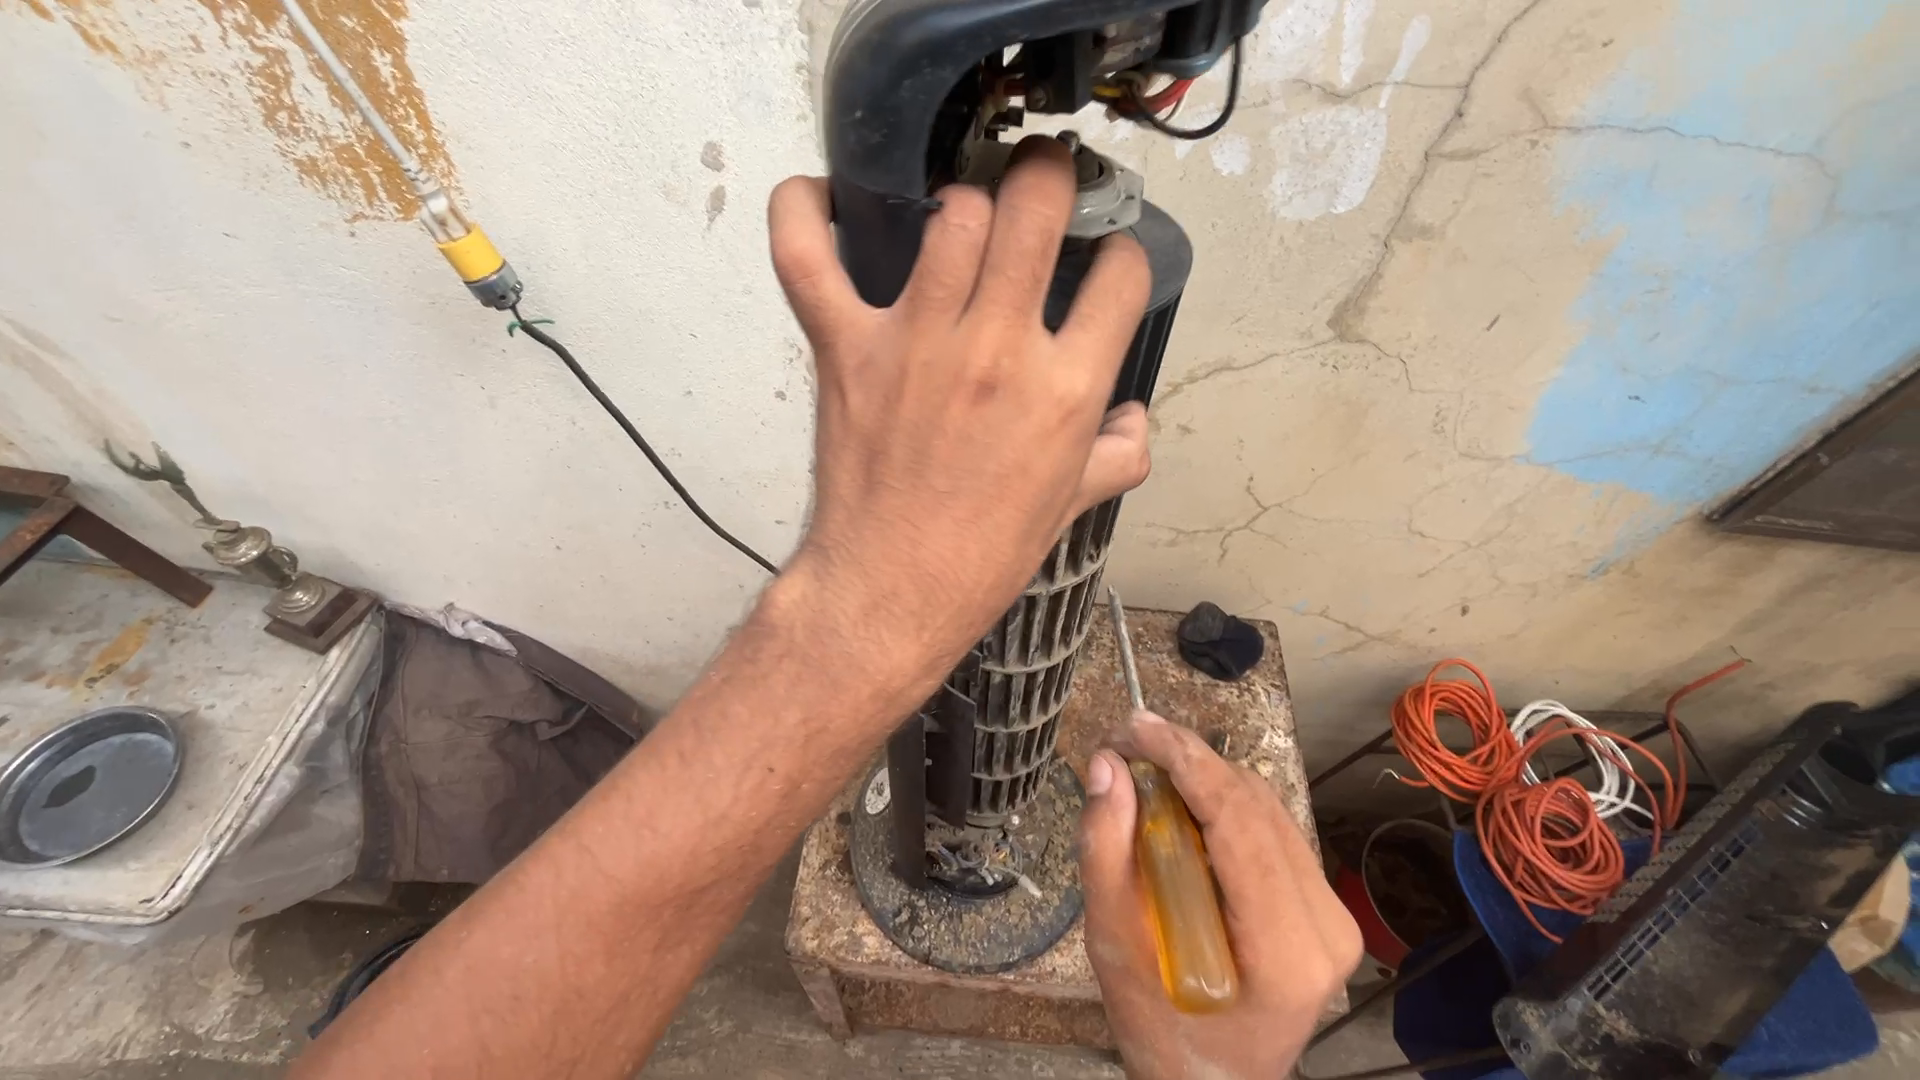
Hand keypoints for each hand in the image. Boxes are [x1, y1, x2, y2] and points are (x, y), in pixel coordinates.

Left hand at [766, 136, 1152, 678]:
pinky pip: (808, 255)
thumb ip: (1119, 454)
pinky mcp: (847, 348)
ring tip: (960, 222)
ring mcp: (918, 343)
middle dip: (1049, 178)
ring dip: (962, 204)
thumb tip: (1134, 419)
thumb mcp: (1073, 506)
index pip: (1122, 274)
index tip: (1104, 264)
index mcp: (1067, 390)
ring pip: (952, 215)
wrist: (893, 589)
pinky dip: (804, 214)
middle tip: (1040, 188)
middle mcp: (998, 351)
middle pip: (1037, 207)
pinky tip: (823, 200)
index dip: (1122, 257)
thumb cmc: (984, 552)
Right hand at [1080, 712, 1363, 1078]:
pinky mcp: (1322, 907)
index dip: (1186, 759)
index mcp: (1285, 949)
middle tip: (1124, 744)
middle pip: (1255, 805)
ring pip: (1266, 808)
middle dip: (1187, 760)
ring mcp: (1333, 916)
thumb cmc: (1160, 1033)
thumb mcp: (1114, 947)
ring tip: (1144, 767)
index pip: (1239, 821)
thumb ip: (1107, 852)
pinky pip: (1269, 828)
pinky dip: (1219, 803)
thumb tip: (1106, 765)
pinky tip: (1179, 802)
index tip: (1132, 726)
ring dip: (1203, 776)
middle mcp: (1327, 924)